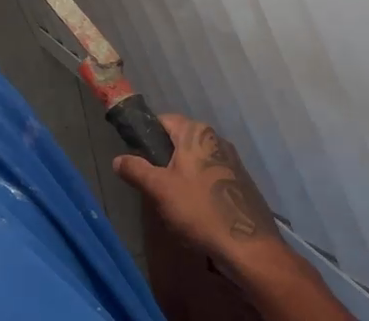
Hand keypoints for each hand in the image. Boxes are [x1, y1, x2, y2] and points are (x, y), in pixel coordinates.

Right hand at [113, 113, 280, 265]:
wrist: (251, 249)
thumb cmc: (200, 210)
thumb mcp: (159, 189)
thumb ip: (135, 169)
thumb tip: (117, 160)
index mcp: (196, 133)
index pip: (163, 120)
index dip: (147, 135)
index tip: (139, 156)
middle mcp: (218, 140)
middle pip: (181, 141)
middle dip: (166, 159)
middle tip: (155, 183)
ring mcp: (234, 162)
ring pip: (197, 161)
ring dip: (184, 175)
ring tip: (175, 201)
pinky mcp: (244, 185)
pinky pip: (213, 177)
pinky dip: (202, 188)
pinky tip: (198, 212)